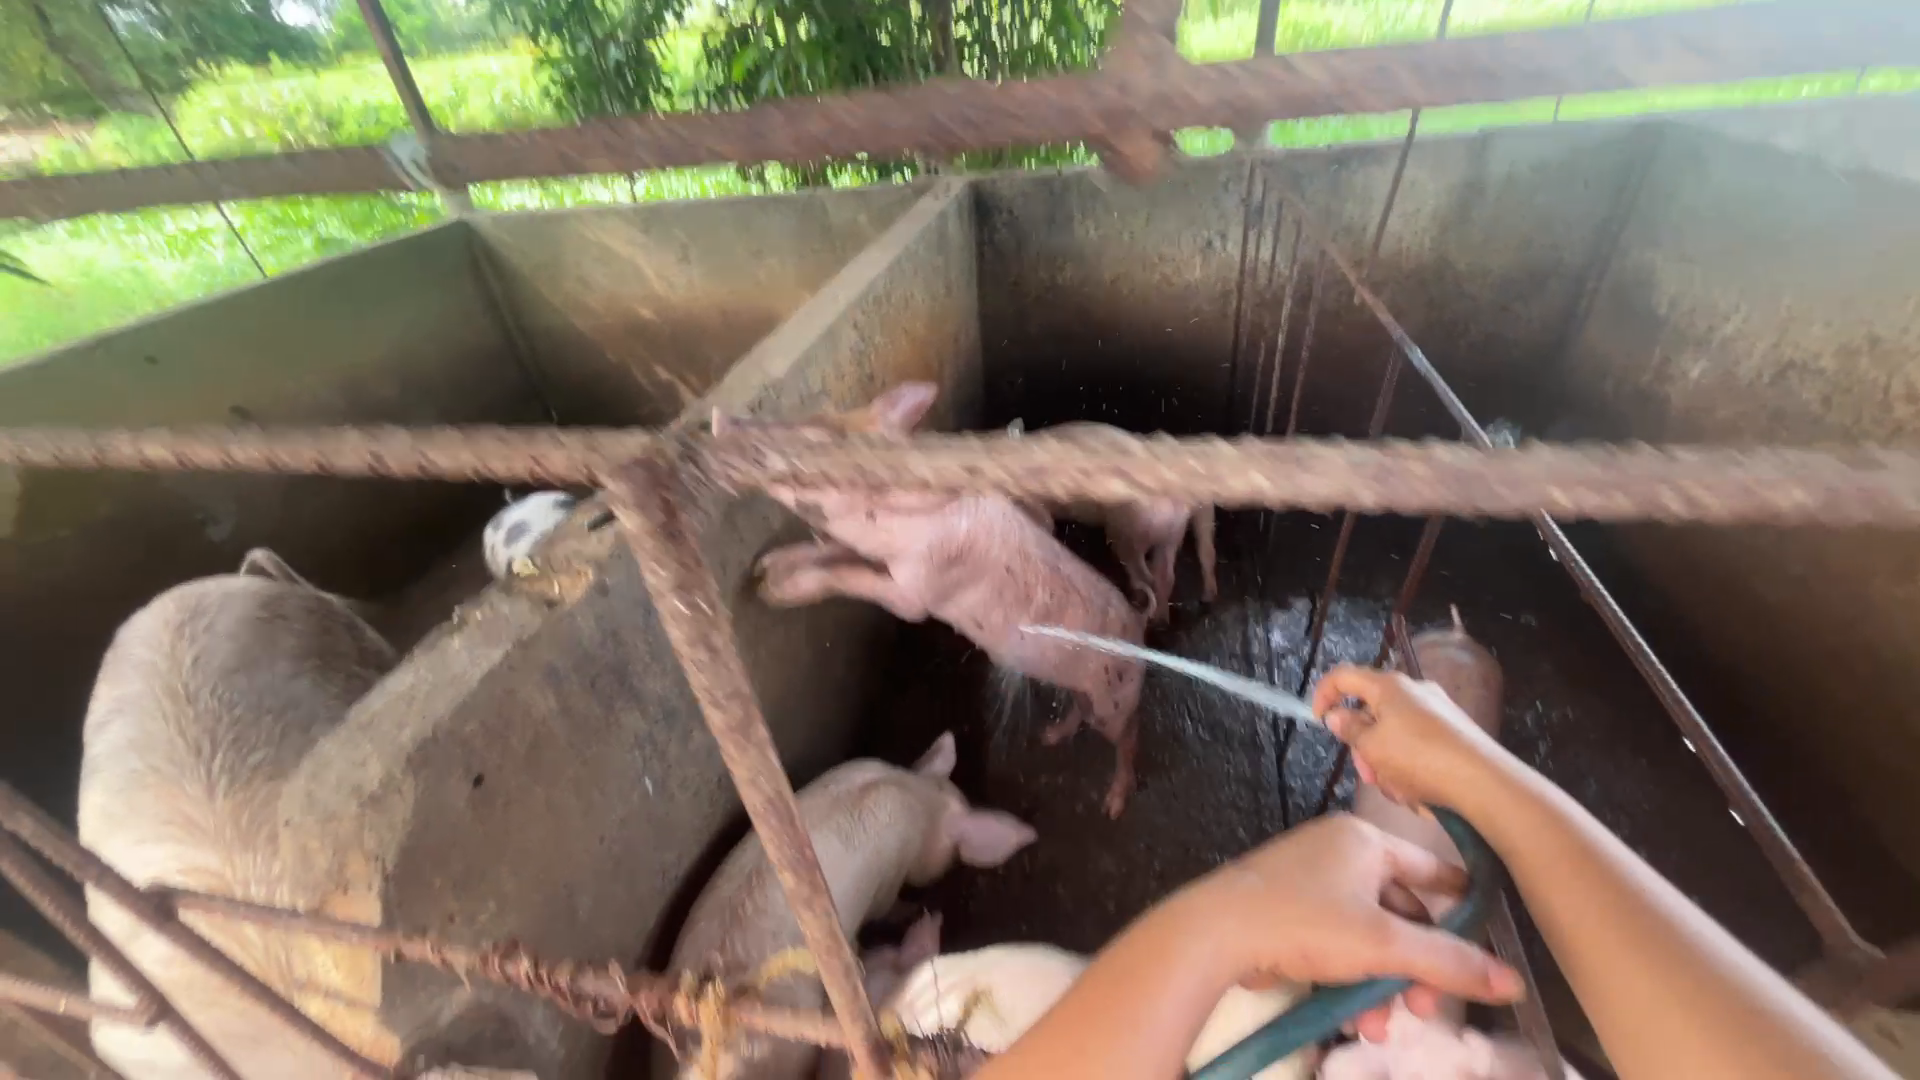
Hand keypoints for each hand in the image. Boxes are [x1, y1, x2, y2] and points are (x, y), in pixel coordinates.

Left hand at [1177, 814, 1522, 1040]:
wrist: (1220, 930)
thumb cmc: (1307, 921)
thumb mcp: (1385, 944)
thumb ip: (1450, 961)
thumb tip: (1512, 979)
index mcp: (1362, 841)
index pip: (1431, 869)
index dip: (1464, 904)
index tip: (1492, 941)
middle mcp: (1337, 852)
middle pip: (1401, 913)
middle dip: (1417, 969)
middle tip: (1426, 1012)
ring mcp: (1309, 879)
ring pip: (1370, 937)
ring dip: (1382, 985)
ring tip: (1379, 1027)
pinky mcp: (1288, 909)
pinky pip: (1337, 943)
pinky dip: (1350, 979)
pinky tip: (1353, 1019)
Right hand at [1311, 665, 1514, 808]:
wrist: (1487, 786)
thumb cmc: (1419, 759)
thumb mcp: (1372, 748)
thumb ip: (1349, 730)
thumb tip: (1337, 716)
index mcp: (1389, 686)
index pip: (1343, 677)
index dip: (1323, 695)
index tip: (1319, 721)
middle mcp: (1414, 692)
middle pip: (1371, 712)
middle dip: (1363, 745)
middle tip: (1367, 773)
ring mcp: (1438, 713)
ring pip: (1394, 735)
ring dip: (1387, 762)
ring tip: (1399, 791)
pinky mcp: (1455, 735)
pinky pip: (1418, 746)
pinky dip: (1410, 767)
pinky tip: (1419, 793)